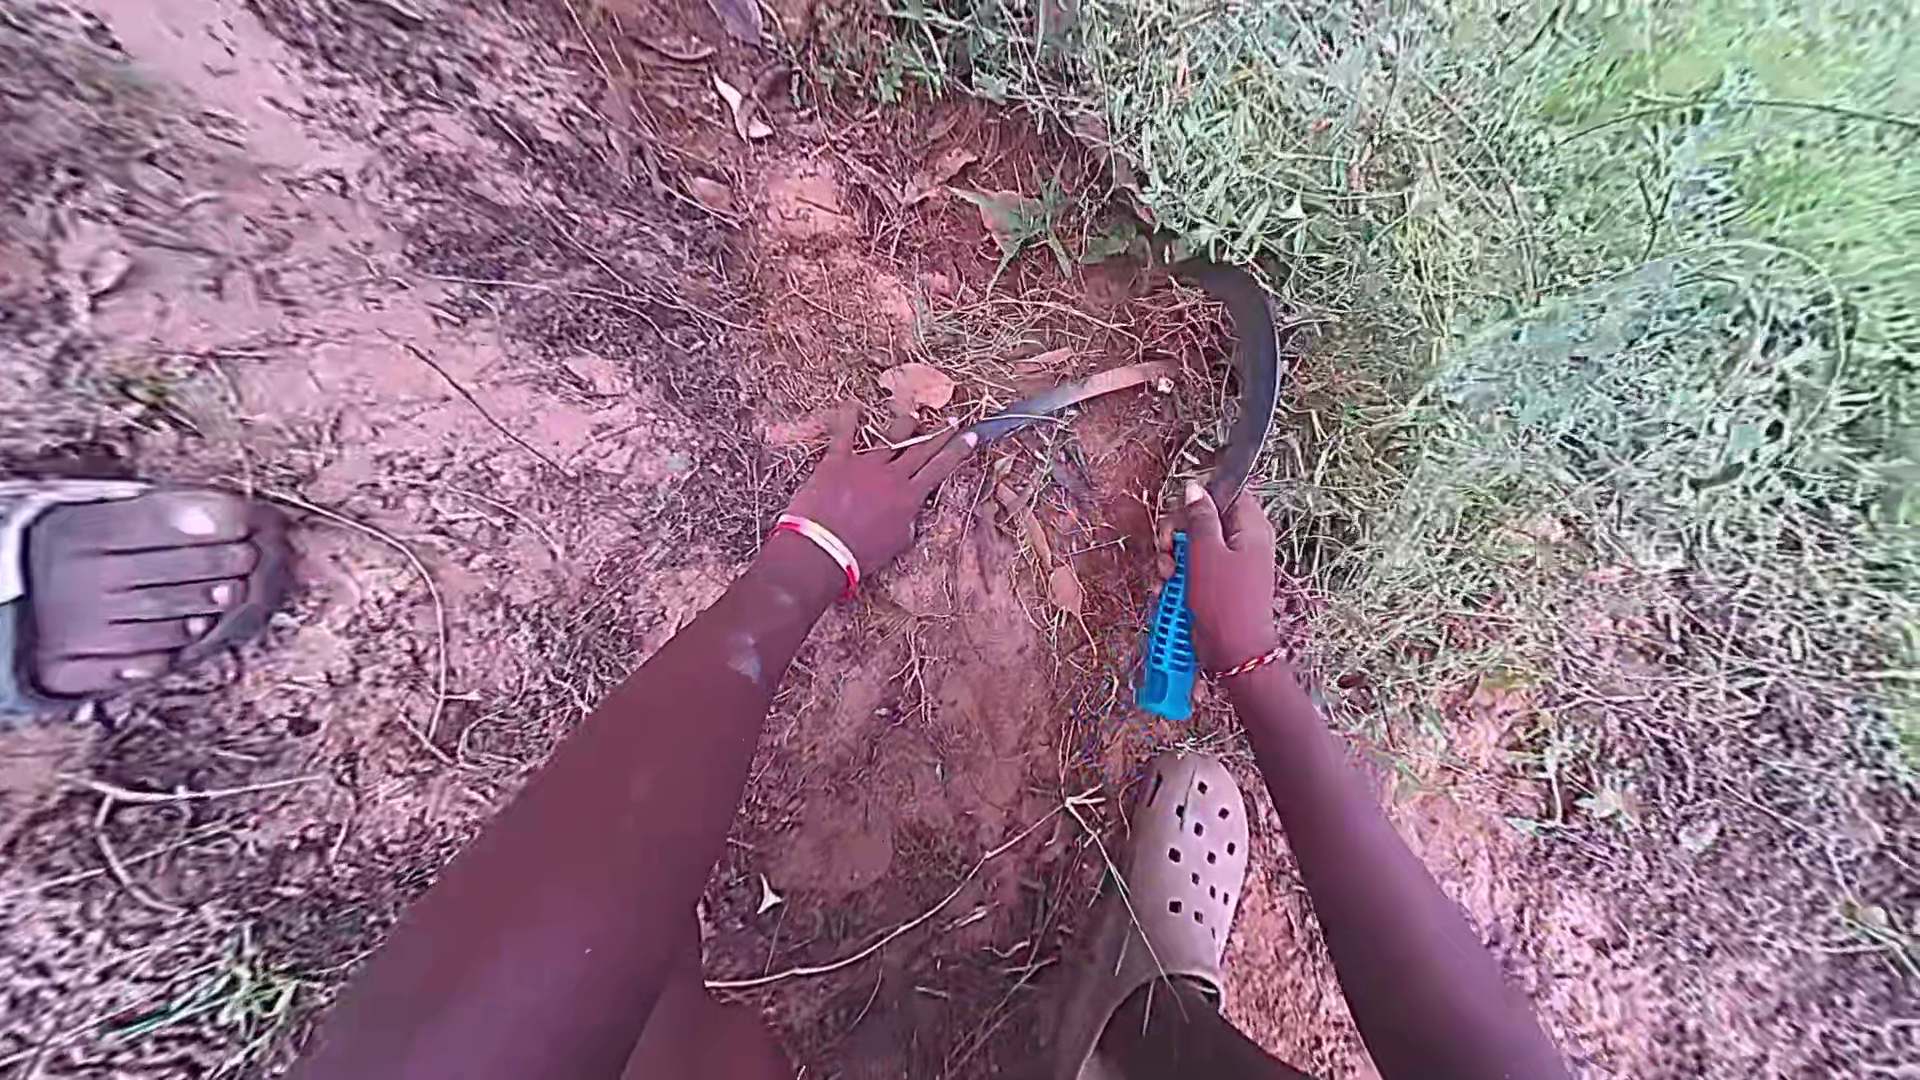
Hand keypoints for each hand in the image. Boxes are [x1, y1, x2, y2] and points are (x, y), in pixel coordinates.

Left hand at [781, 403, 976, 574]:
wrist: (822, 550)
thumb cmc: (861, 555)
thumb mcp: (896, 543)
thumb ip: (907, 521)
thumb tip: (909, 511)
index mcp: (909, 496)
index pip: (939, 468)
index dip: (957, 451)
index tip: (971, 436)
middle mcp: (892, 475)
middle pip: (921, 448)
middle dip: (940, 433)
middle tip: (953, 420)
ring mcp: (864, 464)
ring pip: (891, 437)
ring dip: (905, 426)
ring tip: (914, 417)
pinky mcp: (837, 460)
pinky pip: (845, 433)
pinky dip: (850, 418)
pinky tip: (854, 405)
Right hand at [1165, 481, 1277, 671]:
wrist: (1231, 651)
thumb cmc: (1224, 600)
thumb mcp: (1206, 552)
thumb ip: (1199, 517)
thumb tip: (1194, 489)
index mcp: (1250, 528)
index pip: (1227, 493)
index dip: (1200, 499)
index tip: (1181, 513)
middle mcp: (1241, 543)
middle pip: (1202, 519)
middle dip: (1177, 532)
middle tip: (1168, 547)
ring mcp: (1226, 564)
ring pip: (1190, 545)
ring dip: (1170, 558)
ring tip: (1167, 575)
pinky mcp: (1212, 583)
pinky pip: (1189, 569)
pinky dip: (1174, 577)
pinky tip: (1166, 589)